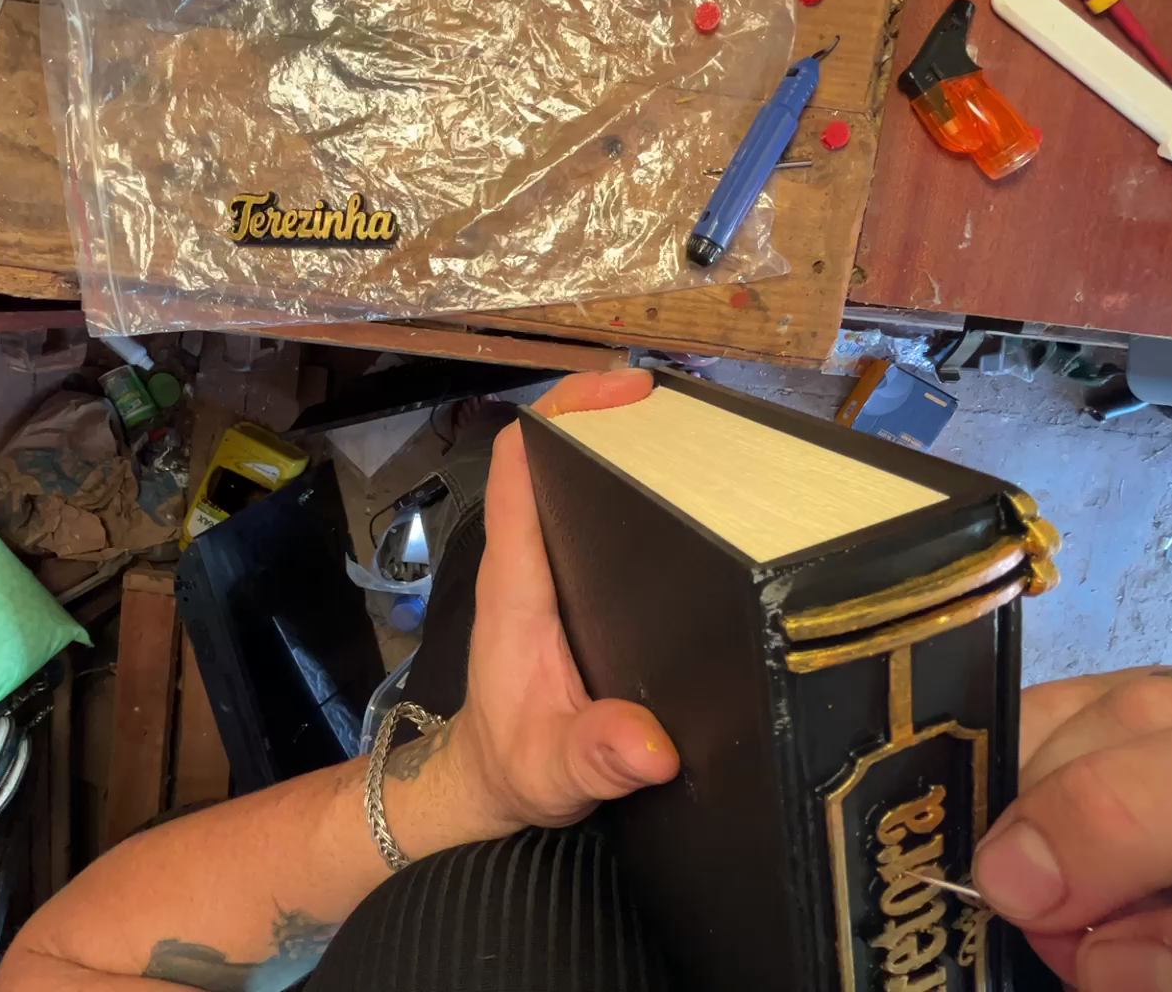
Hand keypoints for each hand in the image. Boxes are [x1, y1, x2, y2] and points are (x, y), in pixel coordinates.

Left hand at [444, 369, 680, 830]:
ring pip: (563, 480)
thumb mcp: (556, 769)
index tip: (624, 396)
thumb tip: (650, 743)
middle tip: (663, 401)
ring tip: (680, 432)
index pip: (519, 471)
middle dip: (595, 415)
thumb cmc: (516, 762)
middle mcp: (524, 559)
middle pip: (544, 457)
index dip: (561, 418)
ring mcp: (540, 566)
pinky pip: (581, 513)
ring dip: (609, 445)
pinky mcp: (560, 581)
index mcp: (516, 583)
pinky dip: (617, 485)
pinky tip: (670, 492)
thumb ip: (595, 755)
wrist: (491, 774)